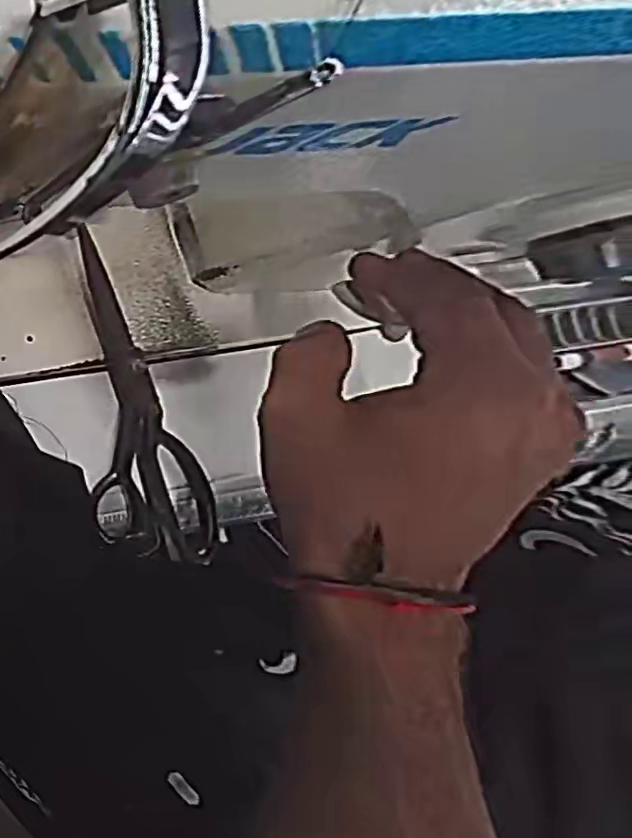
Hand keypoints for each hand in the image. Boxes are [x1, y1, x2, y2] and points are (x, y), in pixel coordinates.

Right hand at [260, 250, 582, 590]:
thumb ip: (307, 358)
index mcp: (474, 390)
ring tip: (418, 308)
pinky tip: (450, 356)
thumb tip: (323, 333)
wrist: (376, 571)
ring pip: (522, 344)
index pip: (451, 304)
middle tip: (397, 274)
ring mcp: (543, 431)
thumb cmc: (344, 507)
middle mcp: (529, 405)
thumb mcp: (293, 420)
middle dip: (442, 287)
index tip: (375, 266)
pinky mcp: (537, 452)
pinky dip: (486, 352)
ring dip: (467, 317)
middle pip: (499, 315)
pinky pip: (527, 378)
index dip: (405, 276)